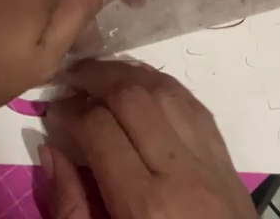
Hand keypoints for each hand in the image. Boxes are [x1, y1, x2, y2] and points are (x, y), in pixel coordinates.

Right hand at [42, 59, 254, 218]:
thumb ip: (71, 207)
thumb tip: (51, 150)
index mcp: (145, 207)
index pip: (99, 129)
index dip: (69, 112)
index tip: (52, 112)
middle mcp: (182, 176)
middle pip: (132, 97)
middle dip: (94, 77)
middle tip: (69, 79)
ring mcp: (211, 165)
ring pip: (166, 90)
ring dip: (128, 74)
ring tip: (99, 75)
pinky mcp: (229, 164)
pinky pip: (194, 105)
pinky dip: (163, 86)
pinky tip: (141, 86)